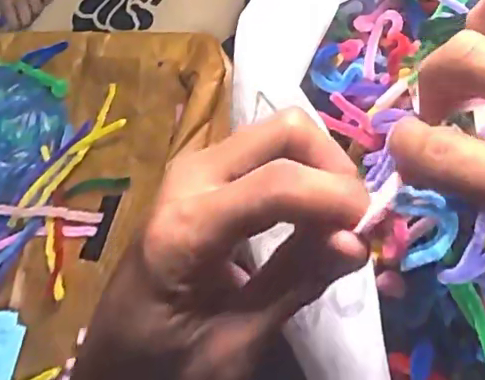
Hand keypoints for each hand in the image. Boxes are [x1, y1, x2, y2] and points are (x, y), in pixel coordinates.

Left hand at [0, 0, 51, 29]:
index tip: (12, 27)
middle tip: (24, 22)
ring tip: (32, 12)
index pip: (12, 22)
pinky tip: (42, 0)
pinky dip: (46, 0)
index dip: (13, 27)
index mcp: (6, 1)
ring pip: (38, 10)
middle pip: (26, 18)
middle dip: (25, 23)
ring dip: (35, 13)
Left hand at [71, 110, 370, 379]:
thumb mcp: (233, 343)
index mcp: (185, 226)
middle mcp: (192, 173)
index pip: (276, 184)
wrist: (110, 354)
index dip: (334, 198)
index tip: (373, 228)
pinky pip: (272, 145)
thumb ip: (297, 282)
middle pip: (286, 130)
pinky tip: (317, 208)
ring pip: (284, 129)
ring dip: (323, 164)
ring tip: (342, 217)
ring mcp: (200, 160)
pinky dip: (306, 167)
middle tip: (358, 218)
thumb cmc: (164, 362)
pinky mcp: (211, 163)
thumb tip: (360, 243)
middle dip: (333, 166)